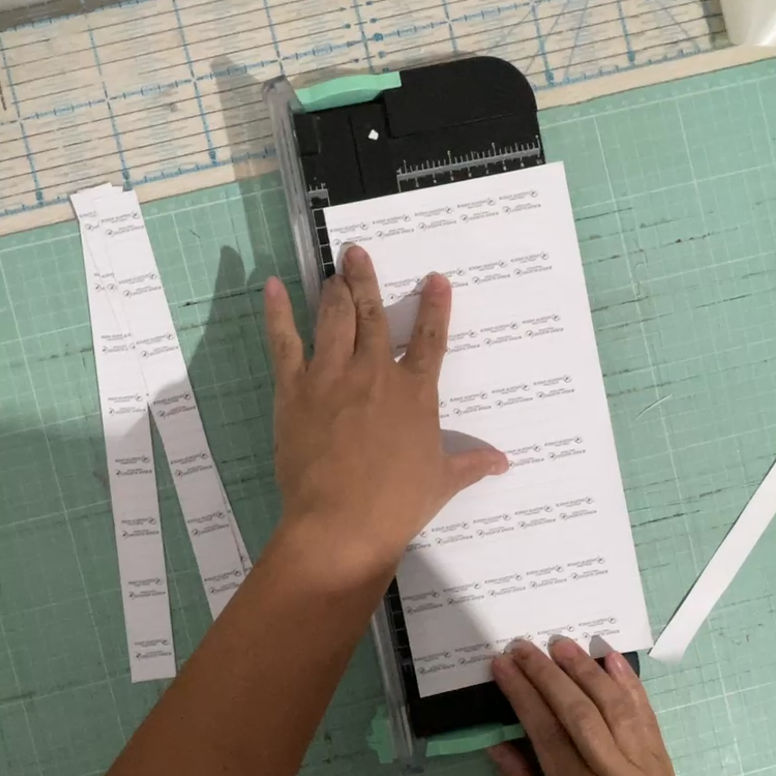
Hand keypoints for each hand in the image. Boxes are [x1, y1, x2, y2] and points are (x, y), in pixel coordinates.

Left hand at [261, 245, 506, 581]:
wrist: (342, 522)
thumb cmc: (397, 505)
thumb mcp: (441, 483)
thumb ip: (470, 465)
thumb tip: (504, 463)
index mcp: (415, 393)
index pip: (429, 340)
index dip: (434, 308)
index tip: (436, 279)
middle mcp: (375, 373)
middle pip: (373, 316)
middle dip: (367, 280)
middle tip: (356, 252)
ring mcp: (332, 376)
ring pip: (334, 319)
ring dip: (334, 290)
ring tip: (333, 269)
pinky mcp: (294, 389)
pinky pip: (284, 342)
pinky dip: (276, 313)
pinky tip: (272, 288)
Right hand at [488, 638, 686, 775]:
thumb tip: (497, 744)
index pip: (545, 731)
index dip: (522, 694)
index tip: (501, 665)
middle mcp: (612, 771)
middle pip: (577, 710)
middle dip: (546, 673)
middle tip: (523, 646)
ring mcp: (642, 761)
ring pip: (612, 704)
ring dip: (585, 669)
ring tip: (561, 643)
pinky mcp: (661, 756)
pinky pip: (644, 712)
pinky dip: (628, 682)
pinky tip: (611, 658)